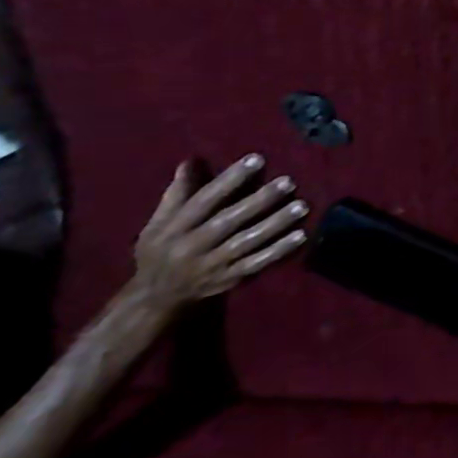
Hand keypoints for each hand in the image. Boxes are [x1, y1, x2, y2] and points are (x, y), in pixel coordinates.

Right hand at [129, 154, 308, 313]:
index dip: (230, 179)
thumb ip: (177, 193)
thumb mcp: (158, 224)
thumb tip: (191, 160)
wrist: (155, 298)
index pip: (204, 201)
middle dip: (260, 201)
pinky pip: (256, 264)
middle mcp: (191, 248)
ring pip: (247, 242)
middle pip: (229, 221)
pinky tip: (301, 236)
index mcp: (173, 230)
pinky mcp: (227, 279)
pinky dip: (279, 251)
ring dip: (276, 224)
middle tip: (289, 181)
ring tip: (301, 206)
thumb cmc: (161, 251)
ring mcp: (211, 266)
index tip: (258, 159)